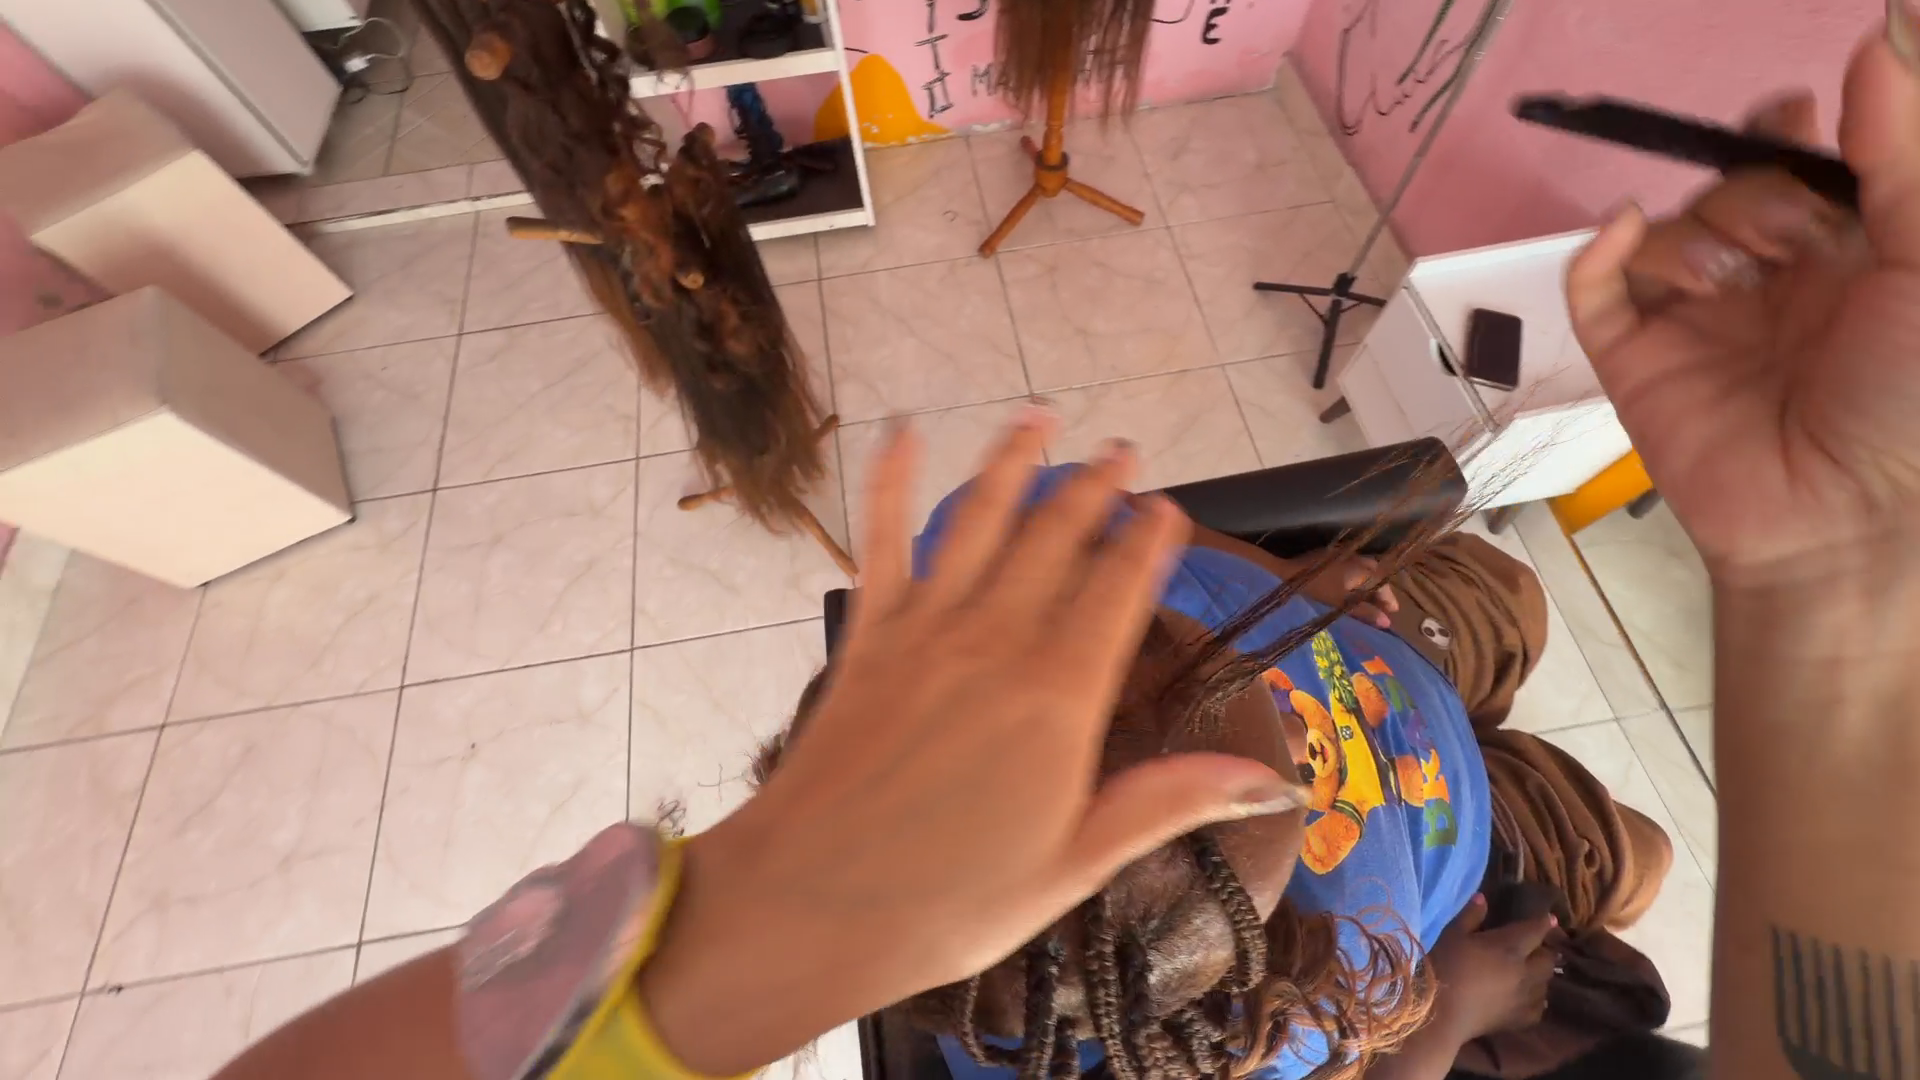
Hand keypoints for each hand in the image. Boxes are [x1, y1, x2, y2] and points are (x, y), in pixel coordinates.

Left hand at [639, 409, 1303, 1075]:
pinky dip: (892, 482)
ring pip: (981, 519)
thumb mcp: (1075, 864)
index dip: (1145, 542)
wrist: (812, 898)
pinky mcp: (870, 629)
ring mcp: (928, 624)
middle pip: (1057, 538)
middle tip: (1120, 452)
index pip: (1118, 591)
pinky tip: (903, 433)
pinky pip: (883, 538)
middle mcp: (998, 638)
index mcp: (1060, 696)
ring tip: (1041, 416)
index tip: (1164, 506)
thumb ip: (1167, 801)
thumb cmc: (951, 898)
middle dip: (1094, 487)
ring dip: (1014, 462)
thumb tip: (1270, 780)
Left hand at [1303, 554, 1398, 628]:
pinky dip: (1356, 576)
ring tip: (1368, 599)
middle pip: (1376, 573)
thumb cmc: (1315, 587)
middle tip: (1381, 605)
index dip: (1388, 598)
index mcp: (1362, 568)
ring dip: (1368, 582)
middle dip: (1380, 589)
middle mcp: (1356, 557)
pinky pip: (1351, 565)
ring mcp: (1342, 553)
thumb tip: (1387, 622)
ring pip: (1364, 568)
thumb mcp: (1341, 602)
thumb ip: (1365, 611)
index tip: (1392, 611)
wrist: (1286, 570)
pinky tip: (1350, 586)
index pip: (1383, 583)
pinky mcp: (1329, 554)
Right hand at [1426, 894, 1556, 1042]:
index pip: (1534, 932)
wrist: (1445, 1008)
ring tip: (1529, 970)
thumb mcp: (1453, 933)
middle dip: (1545, 951)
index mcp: (1508, 947)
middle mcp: (1526, 972)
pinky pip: (1541, 1004)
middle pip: (1548, 959)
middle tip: (1535, 947)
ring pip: (1546, 983)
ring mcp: (1529, 997)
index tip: (1552, 918)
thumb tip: (1483, 898)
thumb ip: (1471, 915)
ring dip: (1540, 973)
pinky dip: (1536, 995)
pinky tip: (1525, 994)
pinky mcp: (1526, 1018)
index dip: (1544, 923)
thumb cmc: (1446, 963)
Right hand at [1566, 34, 1919, 585]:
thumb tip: (1882, 29)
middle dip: (1757, 190)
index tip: (1808, 128)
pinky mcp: (1630, 354)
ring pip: (1664, 230)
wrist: (1838, 509)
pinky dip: (1596, 252)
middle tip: (1799, 239)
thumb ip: (1908, 153)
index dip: (1799, 131)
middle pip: (1730, 187)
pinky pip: (1590, 288)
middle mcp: (1771, 272)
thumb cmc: (1913, 387)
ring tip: (1735, 287)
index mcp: (1856, 247)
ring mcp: (1692, 315)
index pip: (1809, 160)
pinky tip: (1621, 235)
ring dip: (1698, 236)